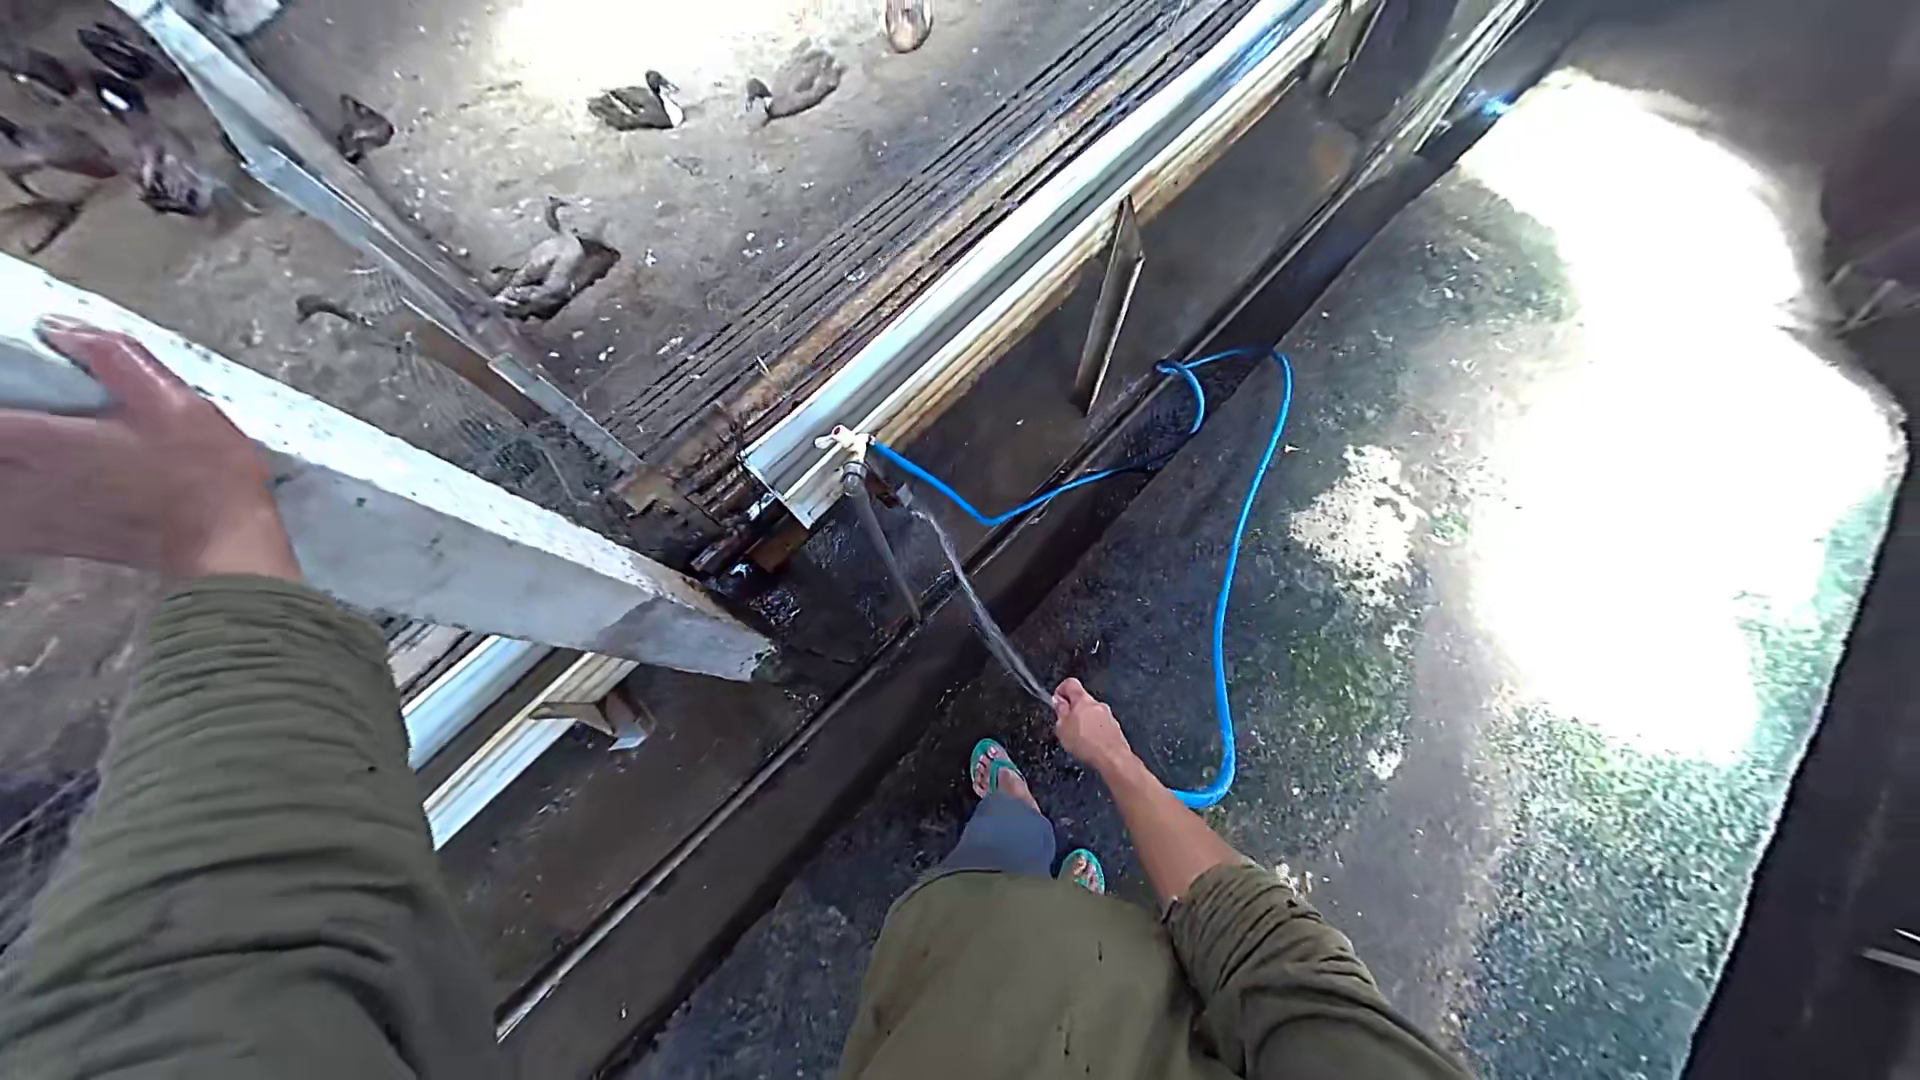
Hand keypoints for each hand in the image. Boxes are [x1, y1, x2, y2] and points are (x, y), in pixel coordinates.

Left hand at [0, 318, 299, 580]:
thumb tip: (61, 328)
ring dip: (14, 469)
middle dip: (13, 431)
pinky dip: (15, 507)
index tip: (20, 392)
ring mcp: (16, 512)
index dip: (6, 392)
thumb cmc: (204, 475)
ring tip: (37, 461)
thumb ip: (119, 361)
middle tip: (36, 419)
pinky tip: (34, 496)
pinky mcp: (41, 541)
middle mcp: (4, 472)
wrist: (228, 546)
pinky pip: (5, 521)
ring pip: (0, 482)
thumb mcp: (180, 407)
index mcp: (24, 434)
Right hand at [1052, 677, 1136, 775]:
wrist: (1112, 759)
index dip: (1060, 690)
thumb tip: (1058, 701)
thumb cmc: (1086, 743)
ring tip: (1078, 737)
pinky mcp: (1115, 727)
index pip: (1070, 683)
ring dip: (1084, 720)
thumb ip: (1060, 711)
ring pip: (1092, 712)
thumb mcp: (1062, 728)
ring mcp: (1108, 715)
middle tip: (1065, 724)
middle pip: (1081, 699)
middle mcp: (1097, 704)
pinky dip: (1094, 729)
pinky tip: (1090, 743)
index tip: (1057, 702)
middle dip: (1072, 709)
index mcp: (1083, 700)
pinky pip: (1100, 723)